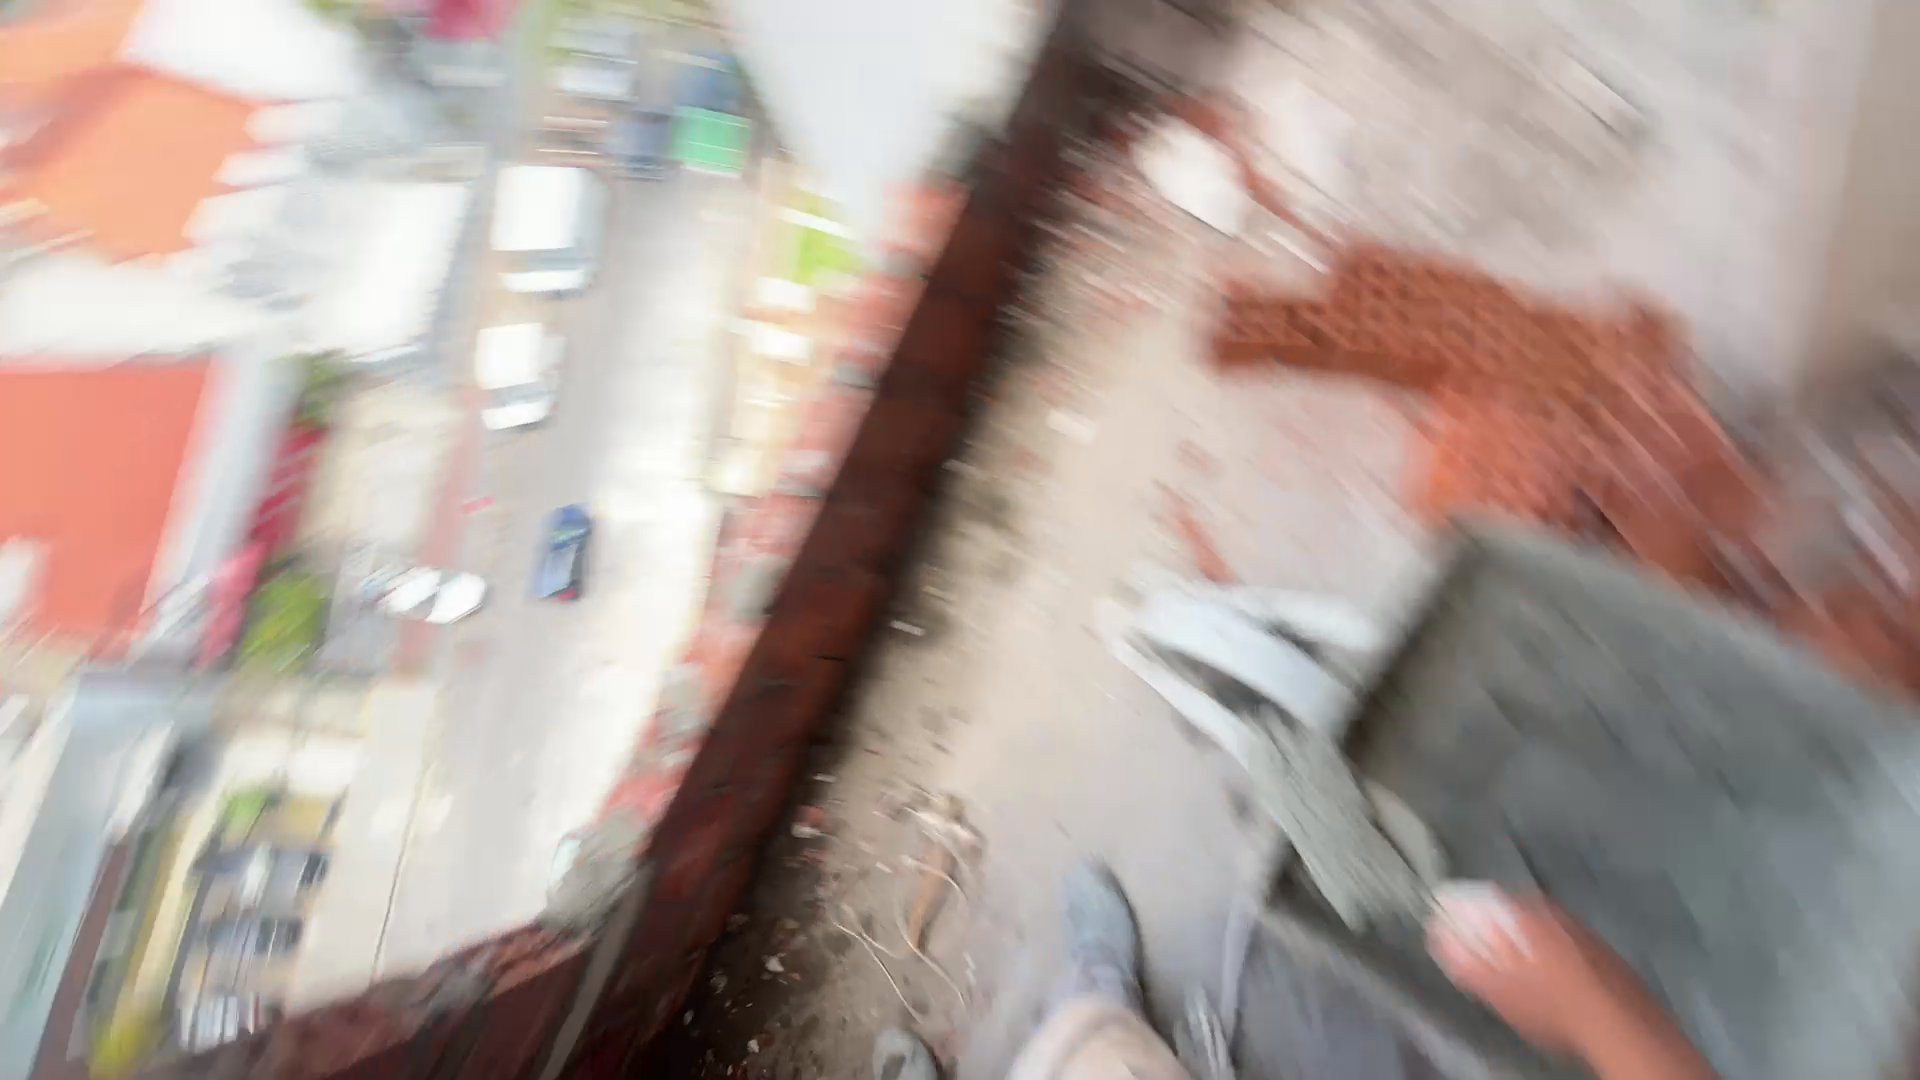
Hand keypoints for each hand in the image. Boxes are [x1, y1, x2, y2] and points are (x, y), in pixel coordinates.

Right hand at [1425, 882, 1714, 1078]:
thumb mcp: (1497, 988)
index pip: (1485, 893)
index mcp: (1525, 911)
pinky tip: (1558, 973)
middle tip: (1490, 937)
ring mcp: (1588, 932)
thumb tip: (1434, 934)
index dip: (1468, 904)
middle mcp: (1556, 912)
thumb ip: (1462, 959)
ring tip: (1522, 957)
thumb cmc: (1552, 1005)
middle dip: (1502, 918)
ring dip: (1533, 933)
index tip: (1457, 916)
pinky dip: (1560, 950)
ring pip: (1549, 923)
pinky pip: (1574, 942)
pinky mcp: (1612, 955)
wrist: (1628, 1034)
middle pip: (1519, 905)